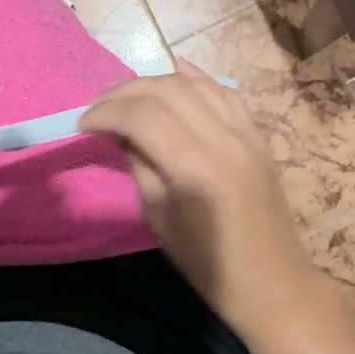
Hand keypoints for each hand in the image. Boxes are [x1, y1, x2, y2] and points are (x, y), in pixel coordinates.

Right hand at [79, 60, 319, 330]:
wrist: (272, 282)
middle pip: (168, 90)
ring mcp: (248, 133)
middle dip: (126, 92)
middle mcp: (225, 139)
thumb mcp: (159, 218)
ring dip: (157, 82)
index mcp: (197, 168)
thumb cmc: (208, 264)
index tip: (82, 124)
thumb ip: (141, 165)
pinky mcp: (259, 135)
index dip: (107, 112)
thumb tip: (123, 131)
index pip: (144, 116)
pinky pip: (226, 92)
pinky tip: (176, 72)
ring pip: (197, 84)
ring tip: (128, 95)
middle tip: (98, 107)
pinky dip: (198, 79)